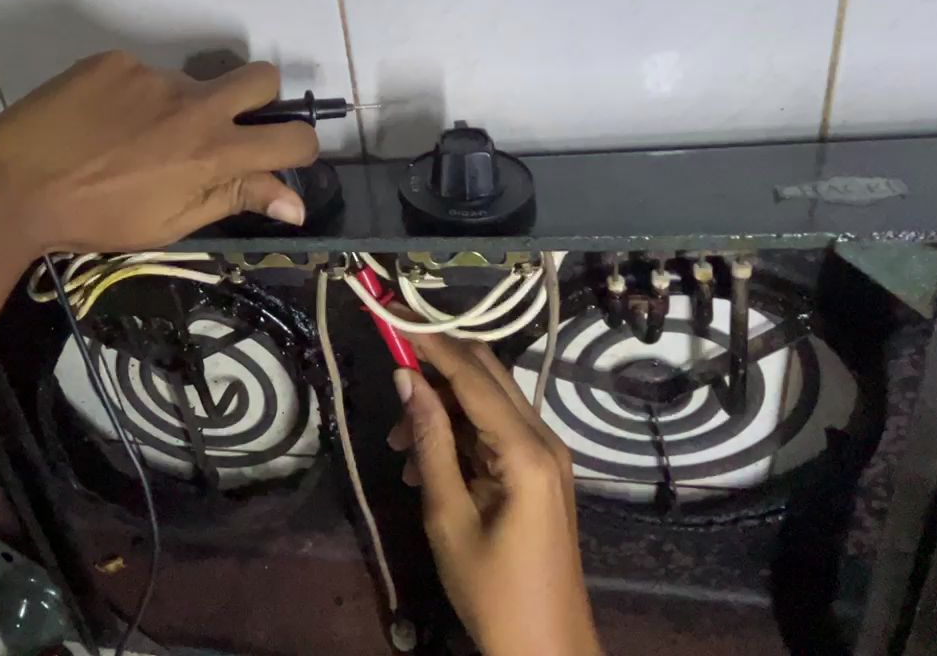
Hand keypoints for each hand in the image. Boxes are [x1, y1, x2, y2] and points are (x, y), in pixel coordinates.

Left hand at [0, 51, 319, 253]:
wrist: (12, 185)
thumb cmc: (96, 218)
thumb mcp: (172, 222)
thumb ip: (235, 199)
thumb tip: (295, 201)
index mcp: (212, 152)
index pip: (293, 138)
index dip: (300, 148)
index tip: (282, 158)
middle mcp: (194, 103)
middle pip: (263, 78)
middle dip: (262, 99)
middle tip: (228, 126)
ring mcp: (153, 75)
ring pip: (192, 82)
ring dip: (182, 106)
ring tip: (135, 136)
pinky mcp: (115, 60)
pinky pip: (143, 76)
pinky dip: (135, 97)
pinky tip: (101, 122)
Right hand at [389, 333, 601, 655]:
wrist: (548, 652)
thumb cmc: (493, 590)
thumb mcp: (447, 515)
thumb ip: (429, 439)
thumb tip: (406, 377)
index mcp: (525, 449)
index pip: (470, 372)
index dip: (428, 339)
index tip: (390, 314)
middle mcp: (542, 437)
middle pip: (483, 372)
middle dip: (432, 366)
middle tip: (389, 374)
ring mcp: (545, 452)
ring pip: (485, 399)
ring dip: (440, 405)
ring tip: (399, 447)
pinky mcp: (539, 468)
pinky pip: (492, 428)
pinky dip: (456, 431)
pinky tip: (424, 465)